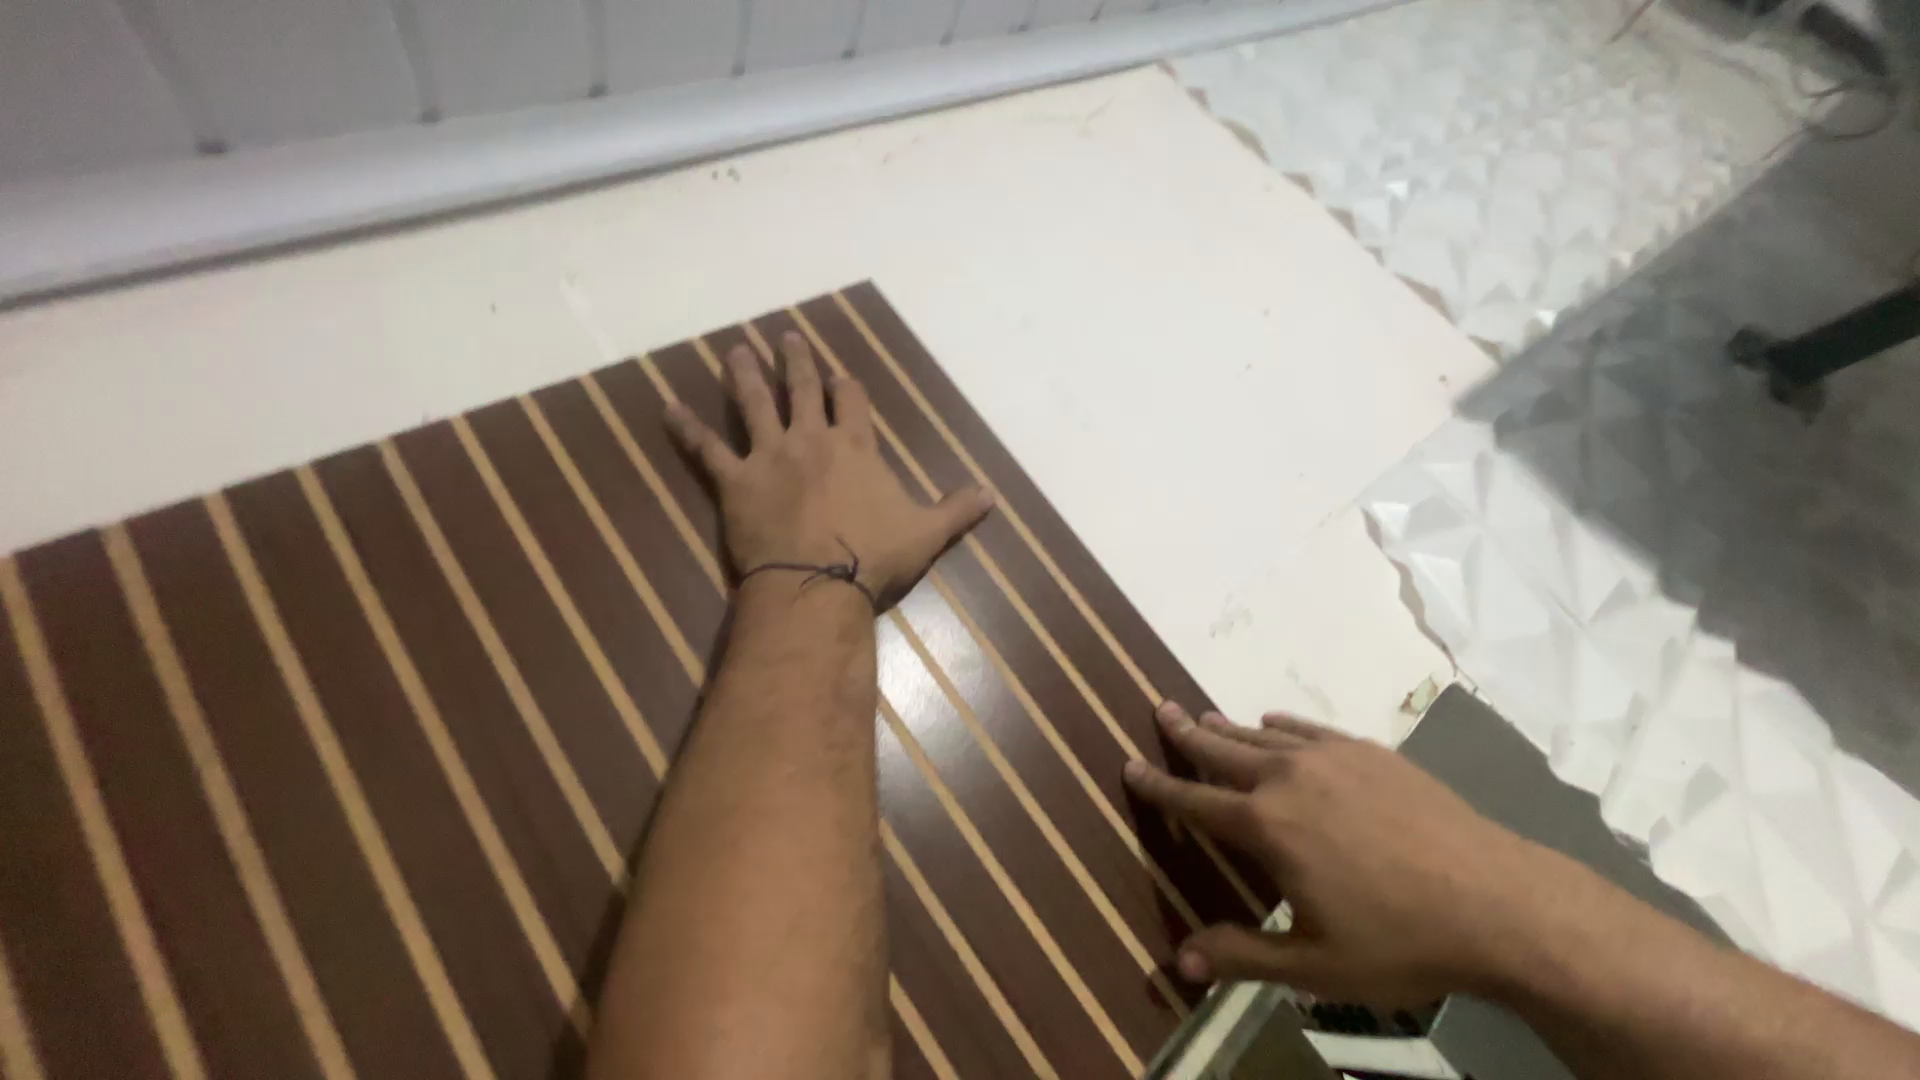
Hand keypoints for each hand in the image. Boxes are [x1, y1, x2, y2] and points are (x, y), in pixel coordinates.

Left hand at [665, 332, 992, 608]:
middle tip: (785, 339)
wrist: (818, 583)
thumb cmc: (874, 557)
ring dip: (745, 376)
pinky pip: (706, 449)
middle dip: (797, 363)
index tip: (841, 372)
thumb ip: (957, 510)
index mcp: (855, 446)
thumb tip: (994, 495)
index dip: (847, 385)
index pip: (852, 402)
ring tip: (736, 352)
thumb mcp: (926, 533)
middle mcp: (811, 439)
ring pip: (755, 404)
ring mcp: (769, 456)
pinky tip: (668, 408)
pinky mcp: (735, 482)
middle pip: (804, 390)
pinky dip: (686, 428)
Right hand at [1125, 702, 1580, 1006]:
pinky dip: (1281, 727)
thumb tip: (1178, 964)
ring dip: (1228, 728)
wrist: (1501, 903)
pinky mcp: (1369, 752)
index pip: (1193, 801)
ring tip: (1205, 717)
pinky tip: (1274, 725)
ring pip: (1261, 736)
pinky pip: (1308, 730)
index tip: (1129, 766)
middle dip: (1185, 732)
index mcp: (1266, 826)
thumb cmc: (1400, 941)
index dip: (1157, 786)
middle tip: (1160, 710)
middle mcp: (1287, 779)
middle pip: (1220, 750)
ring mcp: (1330, 758)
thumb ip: (1242, 957)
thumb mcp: (1315, 967)